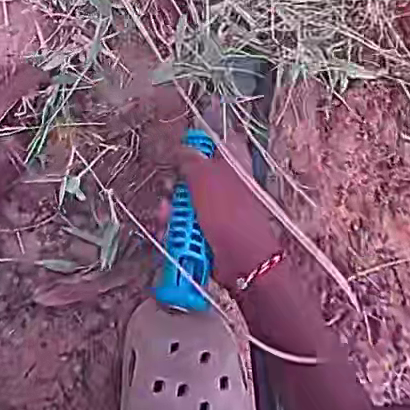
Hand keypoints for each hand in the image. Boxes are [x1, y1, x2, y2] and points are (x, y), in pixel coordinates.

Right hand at [174, 127, 283, 289]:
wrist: (243, 262)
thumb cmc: (229, 216)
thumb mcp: (206, 179)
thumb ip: (192, 161)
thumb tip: (182, 147)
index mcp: (229, 170)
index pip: (209, 152)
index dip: (191, 151)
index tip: (176, 156)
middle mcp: (224, 190)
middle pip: (190, 181)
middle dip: (175, 189)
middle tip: (169, 193)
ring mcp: (216, 215)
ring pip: (185, 207)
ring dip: (171, 213)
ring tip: (167, 218)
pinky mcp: (207, 236)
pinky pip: (184, 228)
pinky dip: (174, 231)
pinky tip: (169, 233)